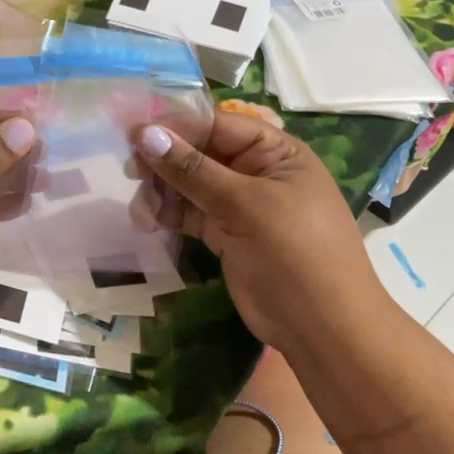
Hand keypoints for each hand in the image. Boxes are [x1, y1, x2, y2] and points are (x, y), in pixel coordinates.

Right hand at [132, 112, 378, 346]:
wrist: (323, 328)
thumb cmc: (295, 253)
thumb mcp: (245, 205)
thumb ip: (192, 169)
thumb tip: (144, 133)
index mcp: (275, 152)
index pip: (215, 125)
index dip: (174, 127)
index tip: (130, 134)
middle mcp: (255, 171)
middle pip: (197, 153)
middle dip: (163, 162)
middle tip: (131, 174)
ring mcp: (239, 204)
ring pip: (187, 184)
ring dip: (160, 193)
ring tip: (143, 214)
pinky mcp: (225, 233)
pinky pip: (188, 212)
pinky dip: (166, 215)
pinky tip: (148, 224)